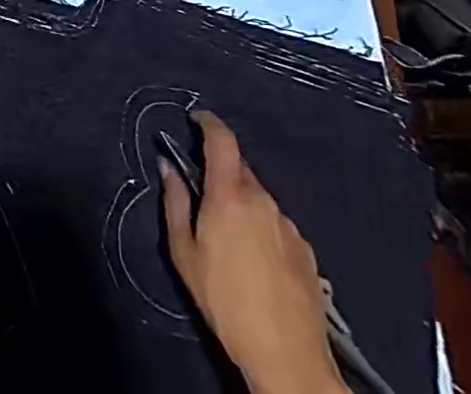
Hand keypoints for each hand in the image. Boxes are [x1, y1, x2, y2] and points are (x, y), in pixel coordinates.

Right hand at [161, 111, 348, 393]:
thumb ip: (175, 202)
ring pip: (257, 196)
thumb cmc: (224, 301)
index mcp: (230, 195)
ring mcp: (287, 222)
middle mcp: (262, 199)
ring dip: (240, 201)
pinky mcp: (303, 245)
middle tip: (202, 193)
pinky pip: (274, 221)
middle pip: (239, 168)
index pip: (222, 140)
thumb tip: (167, 165)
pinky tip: (254, 260)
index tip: (196, 117)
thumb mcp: (184, 254)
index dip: (209, 121)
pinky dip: (260, 225)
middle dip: (219, 170)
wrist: (286, 354)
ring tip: (228, 239)